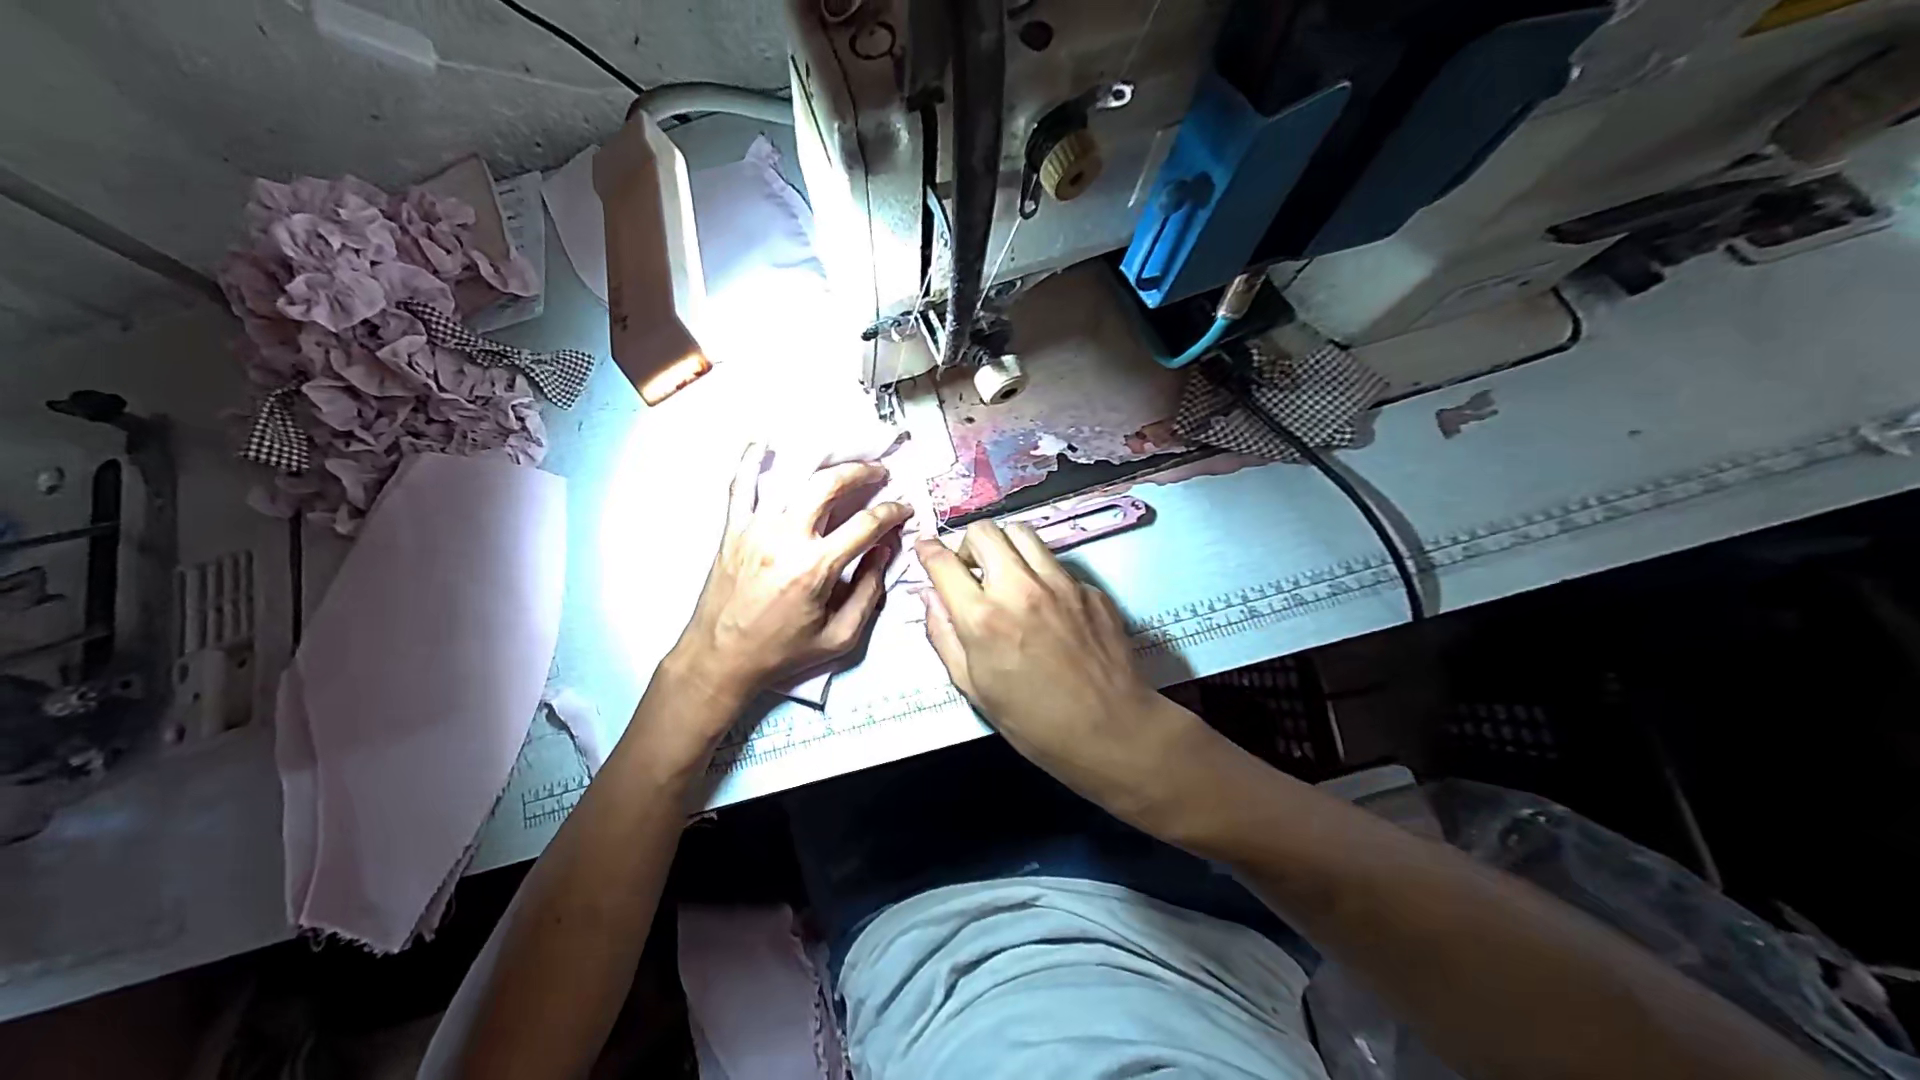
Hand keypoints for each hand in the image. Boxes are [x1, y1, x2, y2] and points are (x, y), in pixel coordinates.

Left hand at [668, 444, 910, 708]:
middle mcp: (786, 539)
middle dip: (862, 472)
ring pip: (791, 477)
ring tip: (841, 459)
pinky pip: (741, 486)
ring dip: (821, 461)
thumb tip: (883, 553)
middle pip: (829, 485)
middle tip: (879, 472)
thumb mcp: (839, 637)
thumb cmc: (780, 652)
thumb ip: (869, 593)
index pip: (866, 525)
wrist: (720, 659)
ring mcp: (755, 529)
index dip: (892, 512)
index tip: (904, 509)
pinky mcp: (733, 530)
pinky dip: (750, 462)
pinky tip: (762, 443)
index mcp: (816, 568)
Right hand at [914, 522, 1218, 829]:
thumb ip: (944, 635)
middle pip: (984, 532)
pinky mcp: (1090, 589)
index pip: (943, 562)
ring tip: (1006, 575)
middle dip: (967, 545)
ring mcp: (1061, 584)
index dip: (927, 551)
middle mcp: (1020, 589)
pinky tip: (1046, 605)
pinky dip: (1041, 574)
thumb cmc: (1034, 722)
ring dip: (1004, 548)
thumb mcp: (973, 687)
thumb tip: (929, 596)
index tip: (925, 549)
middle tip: (970, 570)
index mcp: (983, 618)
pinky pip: (1056, 564)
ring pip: (1022, 534)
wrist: (1110, 731)